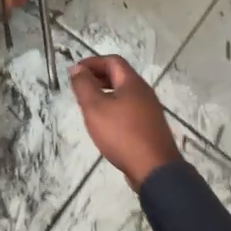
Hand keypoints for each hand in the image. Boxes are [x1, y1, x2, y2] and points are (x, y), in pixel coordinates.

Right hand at [70, 55, 181, 188]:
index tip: (75, 72)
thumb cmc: (122, 134)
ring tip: (89, 106)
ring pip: (125, 95)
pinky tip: (106, 125)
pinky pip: (130, 110)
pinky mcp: (150, 128)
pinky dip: (115, 109)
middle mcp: (145, 93)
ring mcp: (150, 111)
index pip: (113, 61)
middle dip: (98, 78)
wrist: (154, 169)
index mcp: (133, 83)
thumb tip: (77, 68)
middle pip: (120, 76)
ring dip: (106, 94)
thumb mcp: (95, 107)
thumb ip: (84, 85)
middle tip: (80, 87)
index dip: (92, 62)